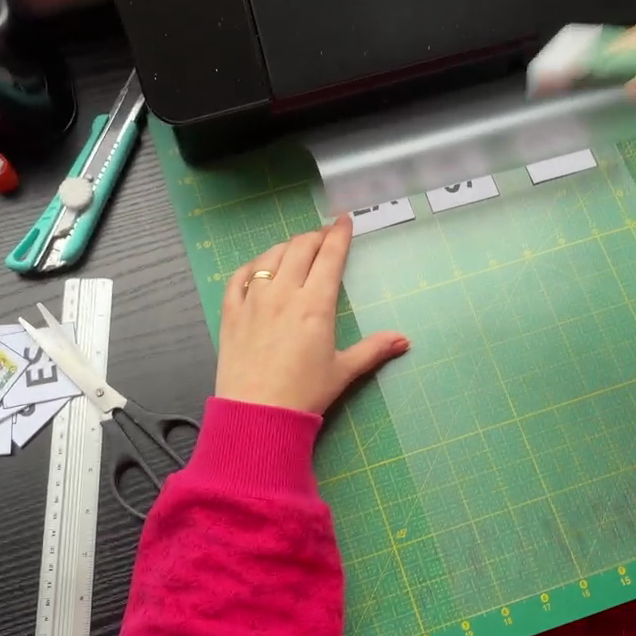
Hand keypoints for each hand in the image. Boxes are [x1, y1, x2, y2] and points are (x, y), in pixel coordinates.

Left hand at [216, 215, 409, 414]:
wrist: (257, 415)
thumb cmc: (304, 394)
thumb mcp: (343, 371)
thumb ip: (373, 350)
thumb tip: (404, 340)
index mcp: (315, 305)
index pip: (329, 257)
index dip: (338, 234)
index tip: (343, 220)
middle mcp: (284, 293)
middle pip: (300, 249)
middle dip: (315, 237)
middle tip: (323, 236)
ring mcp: (254, 300)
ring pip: (270, 257)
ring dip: (286, 247)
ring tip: (295, 248)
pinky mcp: (231, 313)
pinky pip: (239, 277)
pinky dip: (252, 265)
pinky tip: (258, 267)